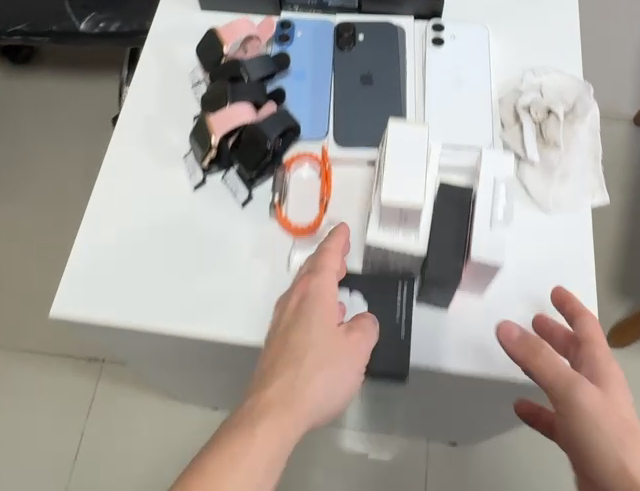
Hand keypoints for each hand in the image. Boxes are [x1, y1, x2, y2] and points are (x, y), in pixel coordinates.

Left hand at [240, 224, 379, 437]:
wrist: (273, 410)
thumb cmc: (318, 374)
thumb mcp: (357, 350)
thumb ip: (365, 328)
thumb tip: (364, 321)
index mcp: (314, 292)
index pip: (327, 256)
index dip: (337, 242)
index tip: (342, 230)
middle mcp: (294, 300)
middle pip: (311, 270)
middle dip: (327, 260)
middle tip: (341, 255)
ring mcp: (281, 321)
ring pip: (302, 290)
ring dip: (320, 283)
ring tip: (337, 286)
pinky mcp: (276, 342)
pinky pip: (297, 310)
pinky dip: (313, 304)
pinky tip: (323, 322)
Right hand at [497, 287, 639, 490]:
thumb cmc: (606, 439)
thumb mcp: (570, 391)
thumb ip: (538, 359)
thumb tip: (506, 327)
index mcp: (601, 368)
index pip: (587, 327)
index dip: (571, 307)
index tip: (556, 291)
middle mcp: (596, 388)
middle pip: (574, 352)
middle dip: (555, 334)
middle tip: (535, 319)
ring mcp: (588, 416)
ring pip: (562, 382)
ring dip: (543, 367)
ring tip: (521, 355)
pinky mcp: (579, 442)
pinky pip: (553, 418)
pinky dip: (537, 409)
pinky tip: (520, 407)